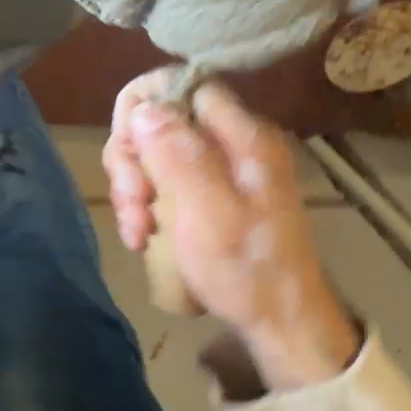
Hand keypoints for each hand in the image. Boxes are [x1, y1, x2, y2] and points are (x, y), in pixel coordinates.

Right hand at [103, 71, 360, 389]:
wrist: (281, 325)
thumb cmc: (248, 271)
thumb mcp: (209, 213)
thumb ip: (178, 156)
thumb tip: (143, 108)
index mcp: (243, 137)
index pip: (184, 85)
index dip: (146, 104)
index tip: (129, 145)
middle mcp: (230, 143)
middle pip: (158, 118)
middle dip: (132, 158)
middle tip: (133, 200)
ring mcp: (216, 168)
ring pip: (151, 150)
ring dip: (132, 187)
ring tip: (136, 230)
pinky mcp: (204, 192)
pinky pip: (158, 178)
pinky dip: (142, 204)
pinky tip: (141, 236)